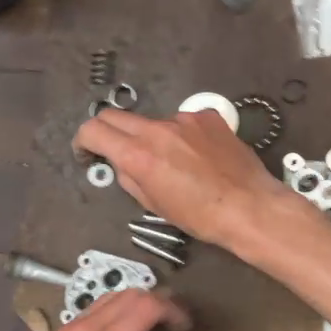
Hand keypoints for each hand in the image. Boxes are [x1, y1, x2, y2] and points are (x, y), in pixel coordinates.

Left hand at [0, 288, 189, 330]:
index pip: (147, 305)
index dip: (172, 309)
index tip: (184, 326)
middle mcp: (86, 327)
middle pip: (130, 294)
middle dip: (157, 302)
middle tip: (171, 323)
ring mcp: (68, 327)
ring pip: (110, 297)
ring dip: (135, 304)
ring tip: (150, 326)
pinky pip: (92, 309)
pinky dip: (114, 311)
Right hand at [74, 108, 291, 245]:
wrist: (248, 206)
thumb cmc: (198, 214)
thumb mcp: (152, 203)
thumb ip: (129, 176)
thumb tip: (121, 163)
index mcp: (138, 155)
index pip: (93, 130)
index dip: (83, 141)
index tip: (87, 153)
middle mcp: (157, 130)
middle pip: (114, 116)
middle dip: (106, 132)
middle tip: (113, 151)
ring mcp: (184, 119)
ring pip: (150, 121)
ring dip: (148, 136)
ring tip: (168, 161)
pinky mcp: (207, 117)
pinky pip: (181, 121)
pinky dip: (178, 135)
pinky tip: (194, 155)